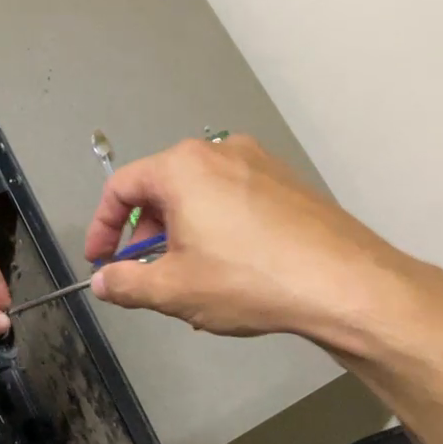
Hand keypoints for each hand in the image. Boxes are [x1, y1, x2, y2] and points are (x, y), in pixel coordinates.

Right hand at [84, 135, 442, 358]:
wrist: (342, 283)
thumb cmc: (247, 279)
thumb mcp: (171, 290)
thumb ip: (125, 283)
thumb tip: (104, 281)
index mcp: (183, 168)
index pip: (121, 187)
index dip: (102, 228)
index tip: (100, 261)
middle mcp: (220, 153)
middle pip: (161, 190)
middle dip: (144, 237)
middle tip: (145, 276)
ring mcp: (259, 164)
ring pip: (199, 199)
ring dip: (180, 239)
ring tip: (187, 284)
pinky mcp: (287, 185)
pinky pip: (232, 204)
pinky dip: (214, 233)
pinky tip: (226, 275)